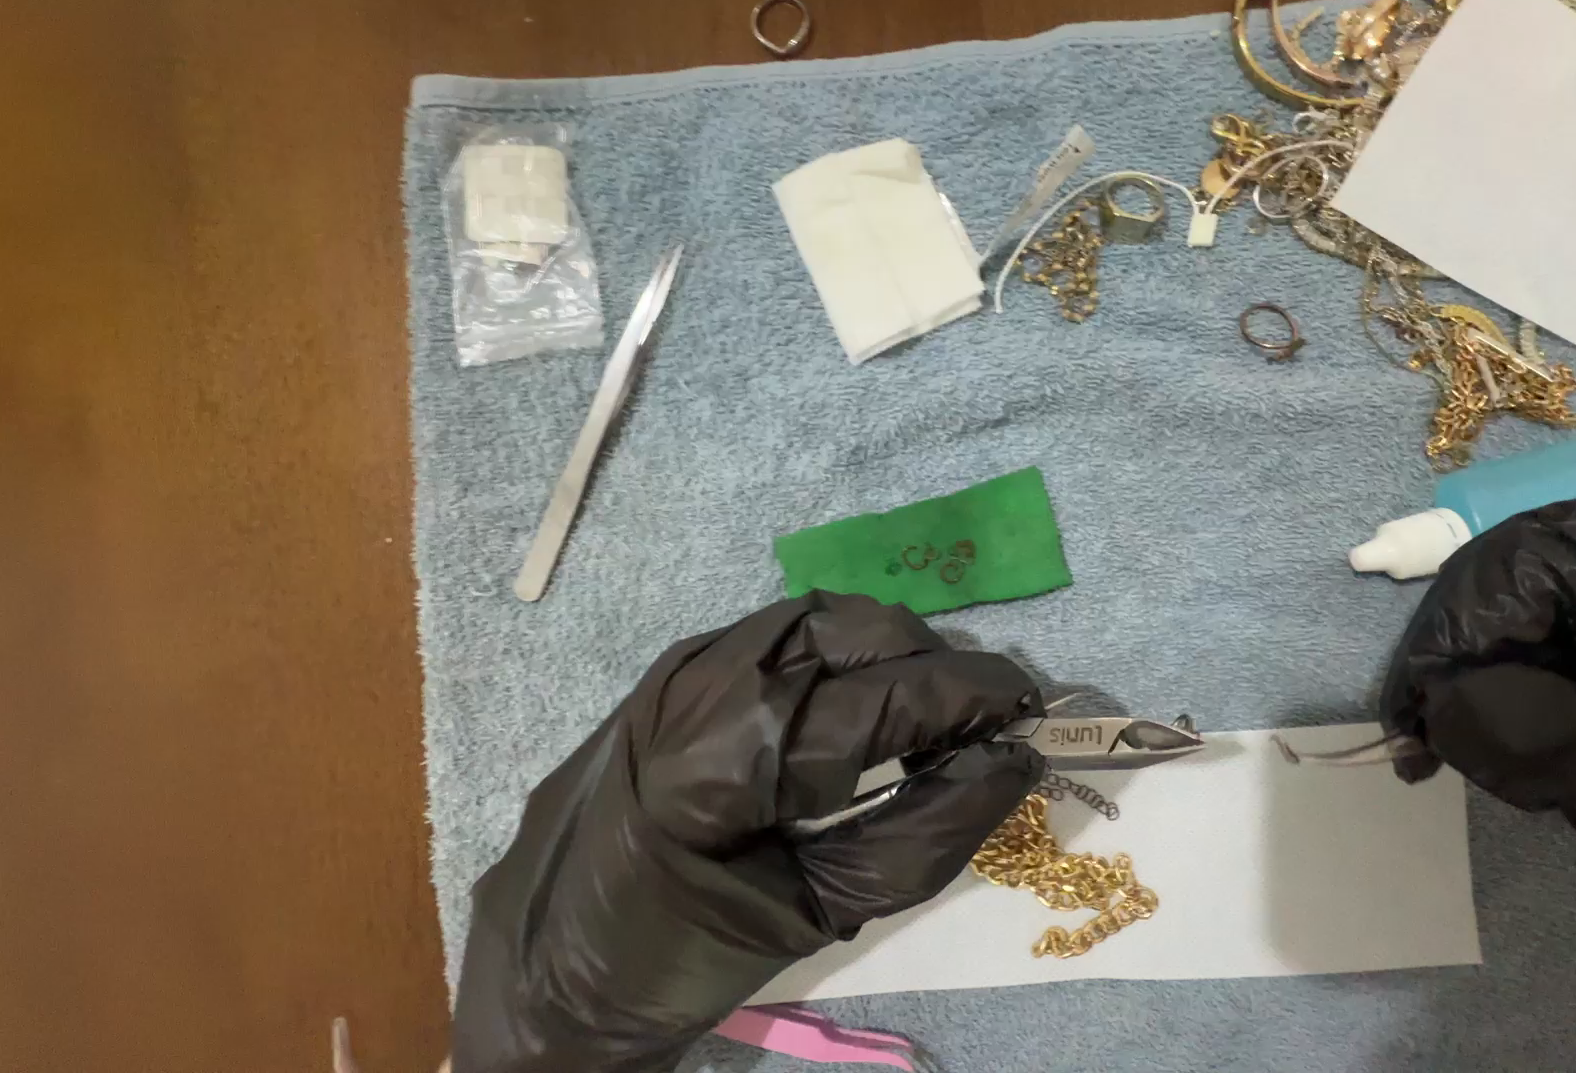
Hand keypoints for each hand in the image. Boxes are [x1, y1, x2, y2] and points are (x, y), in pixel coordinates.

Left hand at [451, 592, 1045, 1072]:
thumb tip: (1008, 768)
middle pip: (857, 628)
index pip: (881, 695)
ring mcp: (684, 660)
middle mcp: (703, 679)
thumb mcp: (809, 917)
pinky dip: (844, 650)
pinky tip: (862, 698)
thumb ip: (919, 837)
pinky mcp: (679, 661)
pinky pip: (785, 630)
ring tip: (928, 708)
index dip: (968, 694)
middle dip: (936, 663)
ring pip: (823, 615)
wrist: (546, 959)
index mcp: (727, 755)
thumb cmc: (676, 959)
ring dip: (892, 650)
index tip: (1029, 710)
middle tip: (981, 717)